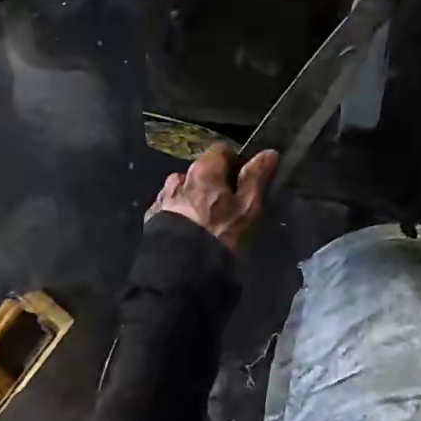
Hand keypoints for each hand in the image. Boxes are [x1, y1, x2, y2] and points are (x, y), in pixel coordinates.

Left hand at [150, 145, 277, 252]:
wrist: (179, 270)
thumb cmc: (220, 234)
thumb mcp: (248, 207)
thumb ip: (257, 177)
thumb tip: (268, 152)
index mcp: (204, 170)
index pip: (221, 150)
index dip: (235, 162)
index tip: (244, 181)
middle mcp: (179, 177)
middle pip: (201, 170)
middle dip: (214, 182)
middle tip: (228, 205)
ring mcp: (162, 198)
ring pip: (184, 189)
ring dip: (195, 198)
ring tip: (206, 220)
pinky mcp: (152, 219)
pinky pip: (170, 208)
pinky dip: (180, 213)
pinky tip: (188, 231)